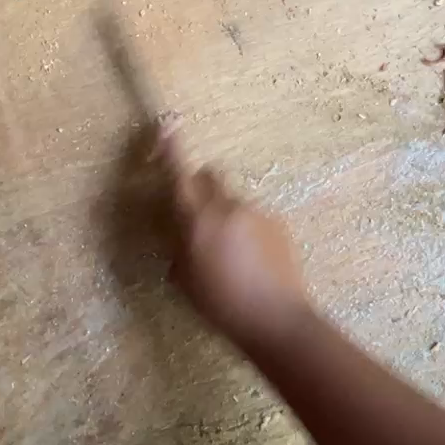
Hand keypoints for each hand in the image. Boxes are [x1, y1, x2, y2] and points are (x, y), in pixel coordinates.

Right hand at [156, 125, 314, 349]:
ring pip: (232, 199)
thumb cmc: (221, 305)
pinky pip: (254, 215)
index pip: (180, 174)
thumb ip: (180, 245)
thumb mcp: (185, 279)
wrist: (277, 320)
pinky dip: (248, 228)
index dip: (172, 147)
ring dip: (226, 214)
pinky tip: (254, 261)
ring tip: (233, 254)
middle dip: (200, 185)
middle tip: (199, 216)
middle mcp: (226, 206)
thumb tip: (182, 231)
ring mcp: (255, 211)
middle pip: (209, 175)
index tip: (167, 124)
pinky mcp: (277, 221)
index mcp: (197, 219)